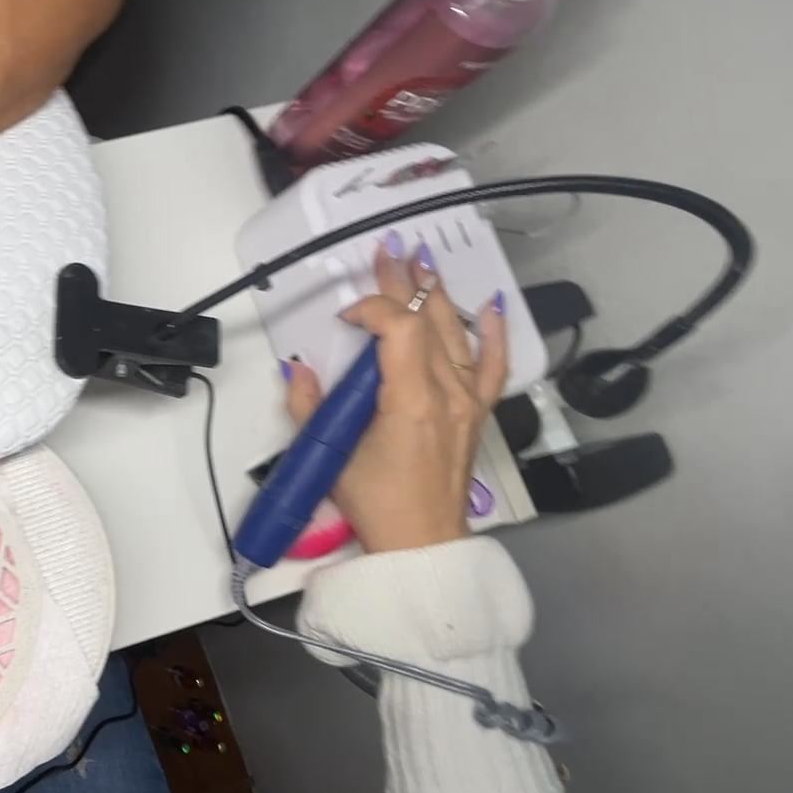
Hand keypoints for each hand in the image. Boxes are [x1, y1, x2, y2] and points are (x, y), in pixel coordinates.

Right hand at [283, 243, 509, 553]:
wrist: (419, 539)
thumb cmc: (373, 500)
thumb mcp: (329, 452)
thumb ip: (308, 405)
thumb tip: (298, 369)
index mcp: (410, 400)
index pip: (401, 329)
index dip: (374, 308)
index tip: (345, 317)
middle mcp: (446, 393)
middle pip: (430, 321)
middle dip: (406, 285)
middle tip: (389, 253)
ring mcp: (466, 401)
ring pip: (458, 333)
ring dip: (438, 297)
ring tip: (423, 265)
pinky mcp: (475, 413)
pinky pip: (493, 364)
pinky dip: (494, 332)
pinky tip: (490, 306)